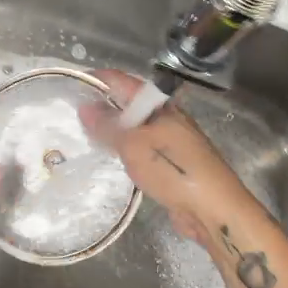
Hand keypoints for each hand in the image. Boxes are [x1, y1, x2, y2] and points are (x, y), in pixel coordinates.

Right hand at [82, 70, 253, 248]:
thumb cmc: (175, 170)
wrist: (214, 209)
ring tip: (84, 133)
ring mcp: (171, 139)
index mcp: (160, 105)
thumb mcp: (134, 146)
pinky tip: (111, 157)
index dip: (100, 79)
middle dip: (103, 103)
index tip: (74, 82)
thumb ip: (108, 126)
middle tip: (73, 111)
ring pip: (136, 126)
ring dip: (113, 128)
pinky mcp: (172, 162)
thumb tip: (84, 106)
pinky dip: (124, 148)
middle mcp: (166, 116)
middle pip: (130, 103)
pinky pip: (142, 147)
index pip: (124, 82)